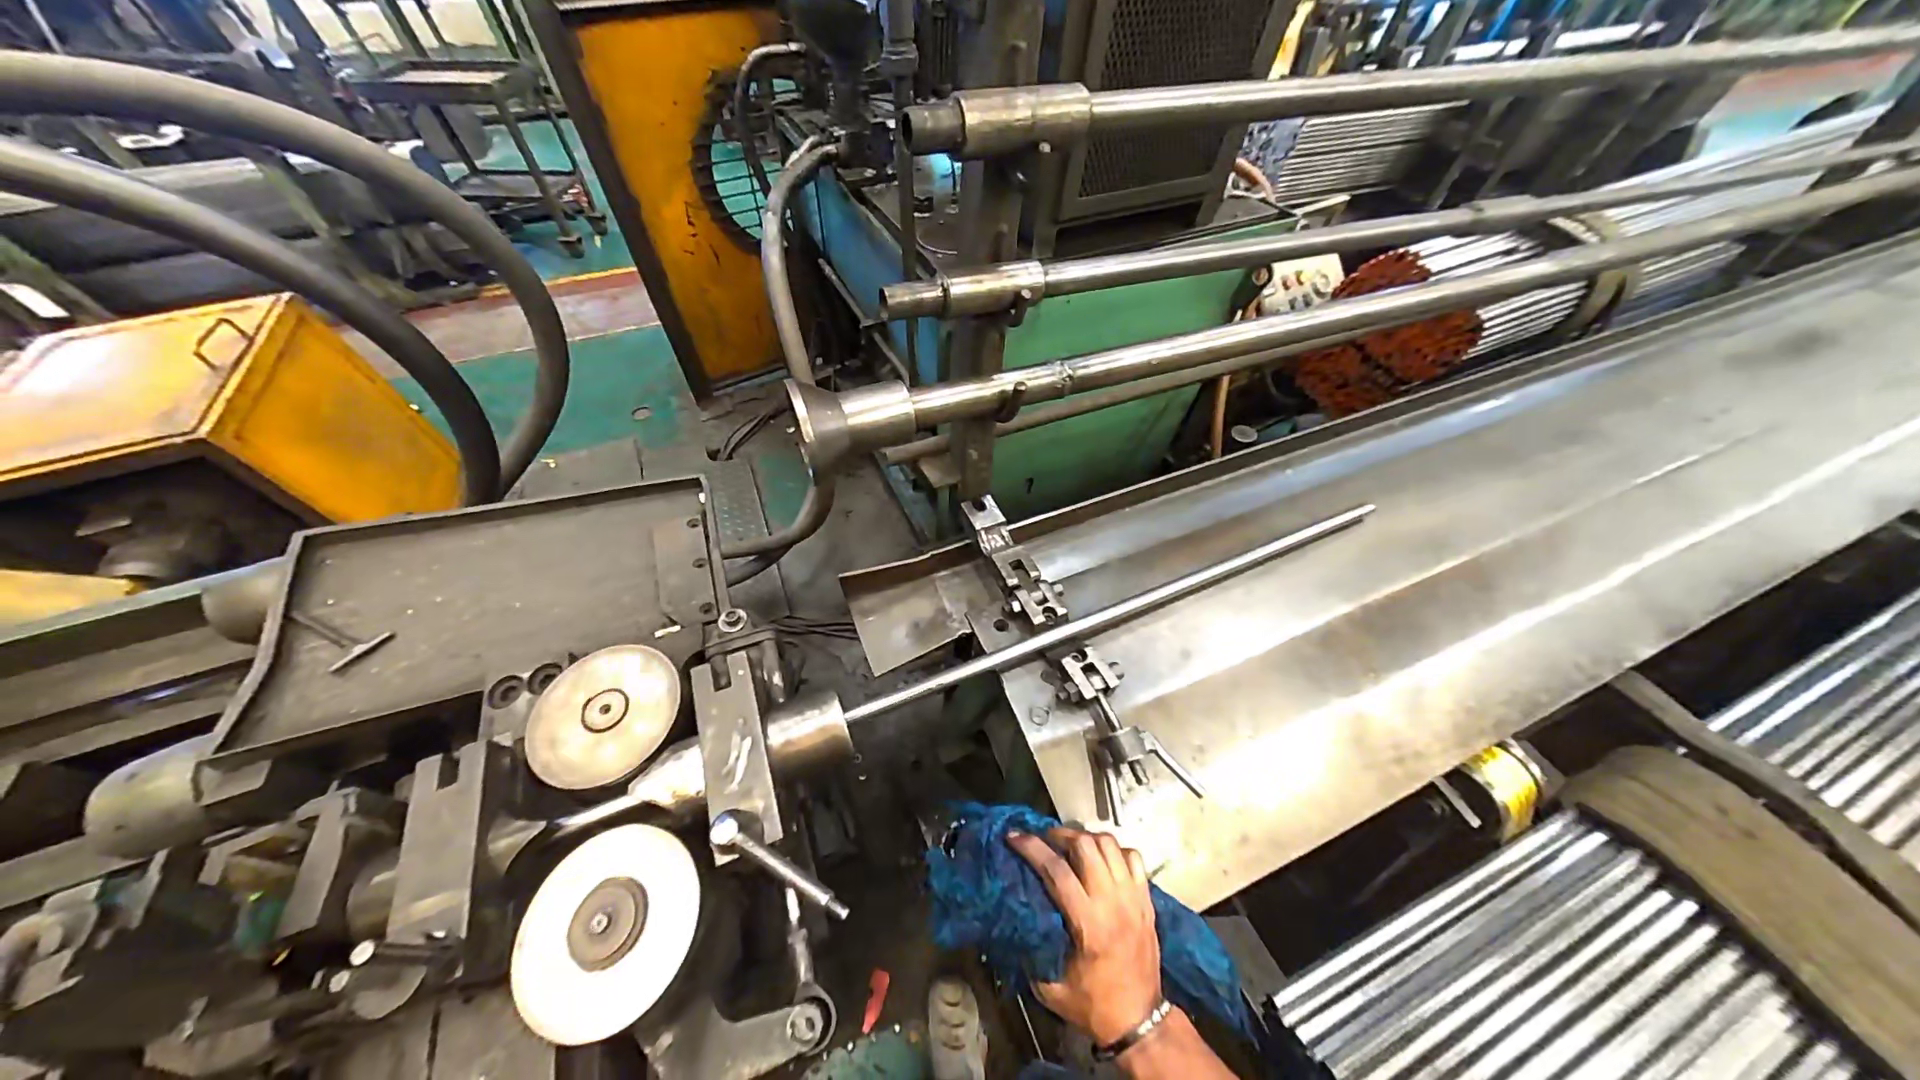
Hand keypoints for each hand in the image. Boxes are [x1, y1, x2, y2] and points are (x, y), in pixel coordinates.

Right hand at [1006, 827, 1161, 1045]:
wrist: (1141, 1022)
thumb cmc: (1093, 1006)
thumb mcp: (1049, 986)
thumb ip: (1030, 949)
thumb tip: (1011, 917)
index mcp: (1089, 924)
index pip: (1057, 870)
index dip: (1032, 848)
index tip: (1014, 835)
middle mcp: (1114, 903)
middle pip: (1086, 846)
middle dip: (1060, 835)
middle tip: (1044, 840)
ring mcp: (1134, 898)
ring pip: (1110, 845)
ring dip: (1086, 838)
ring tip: (1070, 845)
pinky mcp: (1147, 900)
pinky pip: (1133, 857)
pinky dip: (1114, 850)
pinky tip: (1100, 859)